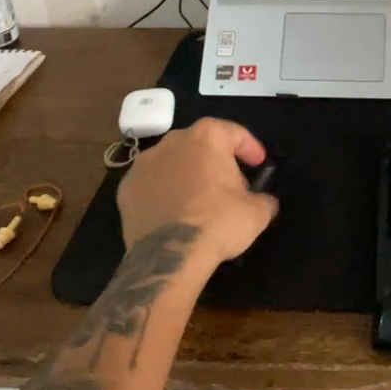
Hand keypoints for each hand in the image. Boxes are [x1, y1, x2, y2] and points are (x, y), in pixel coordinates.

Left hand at [117, 117, 279, 267]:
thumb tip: (265, 201)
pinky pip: (152, 183)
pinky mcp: (126, 188)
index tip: (258, 164)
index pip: (235, 133)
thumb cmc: (217, 223)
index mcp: (207, 137)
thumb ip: (264, 199)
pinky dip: (164, 191)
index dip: (250, 148)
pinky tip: (173, 212)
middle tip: (231, 185)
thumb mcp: (257, 212)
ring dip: (187, 174)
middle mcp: (173, 141)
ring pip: (173, 161)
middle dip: (217, 160)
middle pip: (201, 144)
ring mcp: (144, 163)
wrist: (169, 256)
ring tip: (199, 199)